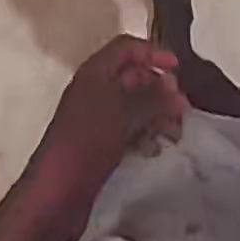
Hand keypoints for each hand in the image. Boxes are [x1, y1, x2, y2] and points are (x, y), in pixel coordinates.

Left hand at [34, 36, 187, 191]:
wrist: (56, 192)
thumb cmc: (87, 141)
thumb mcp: (122, 114)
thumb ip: (151, 98)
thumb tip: (174, 86)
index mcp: (95, 72)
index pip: (126, 48)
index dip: (152, 52)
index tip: (178, 67)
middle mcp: (94, 89)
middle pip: (132, 75)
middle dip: (158, 86)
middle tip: (183, 105)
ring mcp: (96, 117)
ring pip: (132, 104)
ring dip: (155, 112)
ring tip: (177, 130)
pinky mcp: (99, 143)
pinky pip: (128, 128)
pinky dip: (144, 132)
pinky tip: (158, 147)